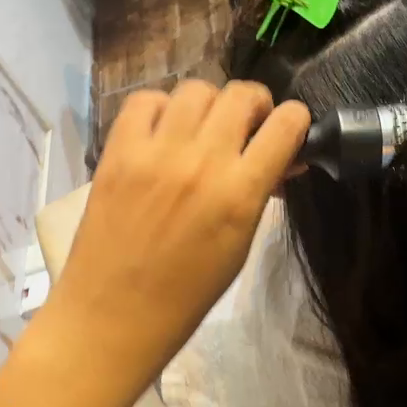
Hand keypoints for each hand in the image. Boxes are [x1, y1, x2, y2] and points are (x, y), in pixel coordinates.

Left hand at [48, 80, 310, 369]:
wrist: (111, 318)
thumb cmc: (188, 292)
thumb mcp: (241, 242)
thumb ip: (262, 191)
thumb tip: (286, 156)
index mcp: (240, 193)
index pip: (287, 123)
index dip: (296, 119)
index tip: (289, 130)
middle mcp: (202, 162)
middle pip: (242, 94)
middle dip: (255, 104)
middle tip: (246, 127)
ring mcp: (156, 153)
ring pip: (197, 88)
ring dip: (210, 103)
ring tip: (203, 127)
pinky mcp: (118, 152)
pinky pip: (145, 100)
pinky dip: (161, 107)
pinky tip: (163, 131)